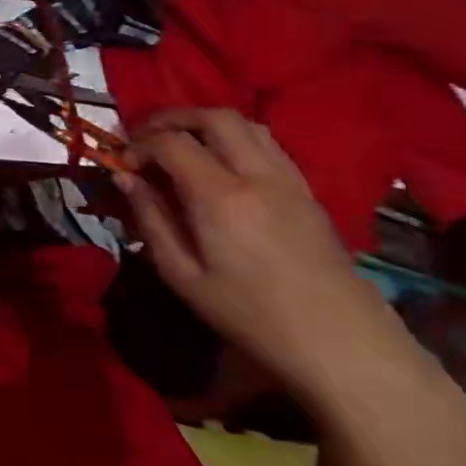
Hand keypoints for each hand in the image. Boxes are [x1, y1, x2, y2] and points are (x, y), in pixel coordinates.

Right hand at [113, 108, 414, 405]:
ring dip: (205, 124)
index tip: (121, 164)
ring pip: (248, 125)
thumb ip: (150, 217)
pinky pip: (269, 147)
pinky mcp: (309, 195)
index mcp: (221, 197)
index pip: (171, 142)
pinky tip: (218, 167)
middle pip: (215, 117)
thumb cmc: (250, 314)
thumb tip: (125, 178)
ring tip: (179, 146)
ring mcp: (291, 183)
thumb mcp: (181, 273)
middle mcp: (259, 177)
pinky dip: (234, 140)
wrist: (344, 347)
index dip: (138, 144)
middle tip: (144, 138)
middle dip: (172, 118)